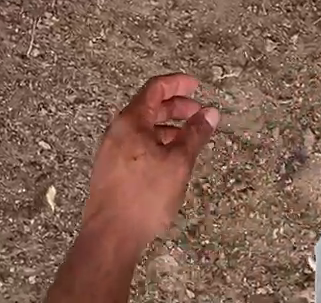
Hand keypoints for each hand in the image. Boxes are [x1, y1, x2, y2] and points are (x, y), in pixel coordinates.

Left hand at [78, 73, 221, 251]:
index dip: (178, 83)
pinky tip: (170, 160)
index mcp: (131, 121)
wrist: (109, 238)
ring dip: (168, 127)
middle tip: (198, 113)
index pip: (155, 88)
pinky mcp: (111, 170)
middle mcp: (117, 130)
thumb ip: (195, 134)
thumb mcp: (178, 162)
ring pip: (143, 128)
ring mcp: (111, 151)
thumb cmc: (144, 196)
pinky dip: (156, 142)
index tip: (197, 86)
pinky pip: (137, 144)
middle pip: (149, 106)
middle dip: (176, 107)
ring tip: (189, 139)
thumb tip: (210, 113)